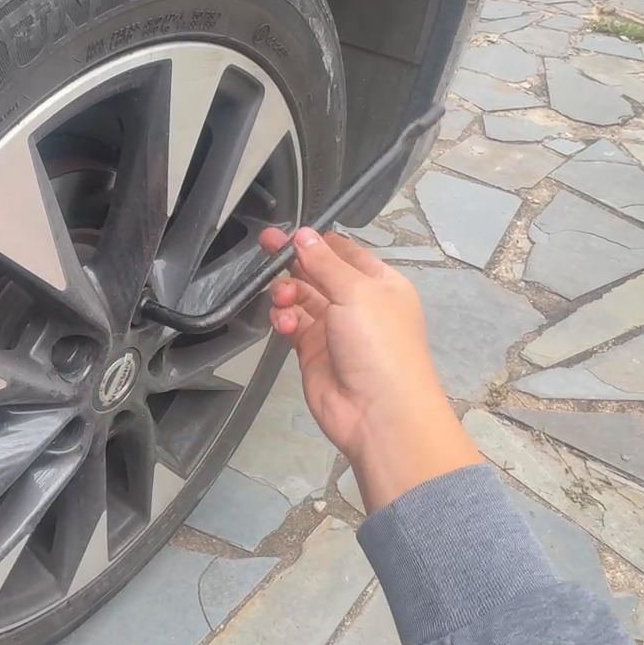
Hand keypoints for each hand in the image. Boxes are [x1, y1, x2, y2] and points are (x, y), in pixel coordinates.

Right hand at [261, 227, 482, 511]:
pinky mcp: (311, 352)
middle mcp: (357, 303)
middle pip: (317, 273)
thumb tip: (302, 234)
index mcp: (379, 283)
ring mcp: (333, 328)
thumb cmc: (379, 344)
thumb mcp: (356, 293)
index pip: (343, 252)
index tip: (286, 232)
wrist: (378, 412)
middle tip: (264, 247)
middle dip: (292, 262)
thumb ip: (324, 263)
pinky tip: (283, 325)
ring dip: (286, 293)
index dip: (314, 241)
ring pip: (300, 298)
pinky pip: (292, 325)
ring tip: (281, 299)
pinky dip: (283, 320)